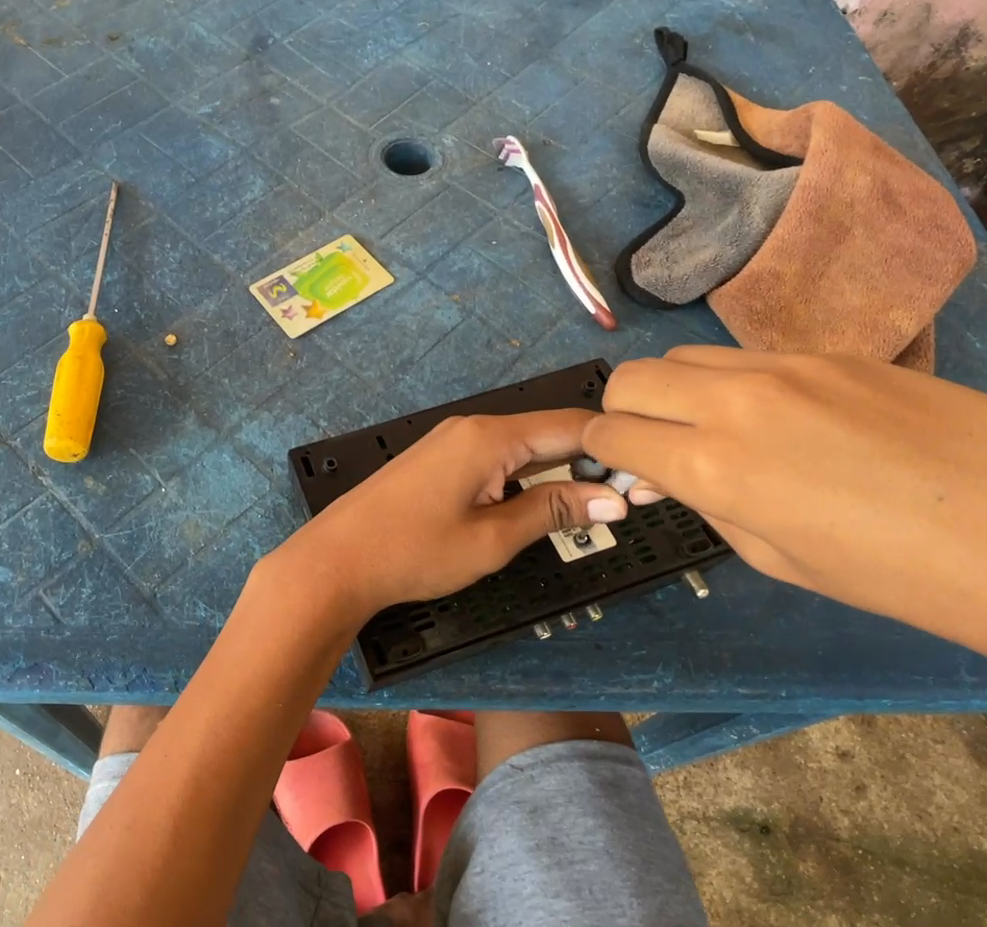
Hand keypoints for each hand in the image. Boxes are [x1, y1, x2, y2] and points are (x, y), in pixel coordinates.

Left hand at [266, 410, 629, 619]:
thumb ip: (553, 512)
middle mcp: (472, 427)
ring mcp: (450, 441)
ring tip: (593, 505)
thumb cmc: (415, 551)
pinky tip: (539, 502)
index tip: (649, 479)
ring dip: (557, 471)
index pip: (572, 425)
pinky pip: (495, 458)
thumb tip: (613, 499)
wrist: (337, 560)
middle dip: (589, 461)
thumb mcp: (493, 539)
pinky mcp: (436, 460)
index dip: (615, 449)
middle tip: (628, 499)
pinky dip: (525, 476)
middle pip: (547, 433)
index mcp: (491, 436)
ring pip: (522, 447)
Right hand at [579, 345, 986, 616]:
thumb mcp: (776, 558)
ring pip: (683, 356)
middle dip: (624, 410)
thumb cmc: (898, 576)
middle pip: (631, 377)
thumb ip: (708, 504)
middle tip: (654, 444)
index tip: (614, 464)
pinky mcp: (829, 351)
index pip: (612, 432)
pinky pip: (746, 357)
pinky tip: (781, 419)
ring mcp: (783, 367)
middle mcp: (732, 403)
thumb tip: (669, 475)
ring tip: (713, 428)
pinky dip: (732, 383)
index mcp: (713, 469)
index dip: (601, 448)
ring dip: (675, 390)